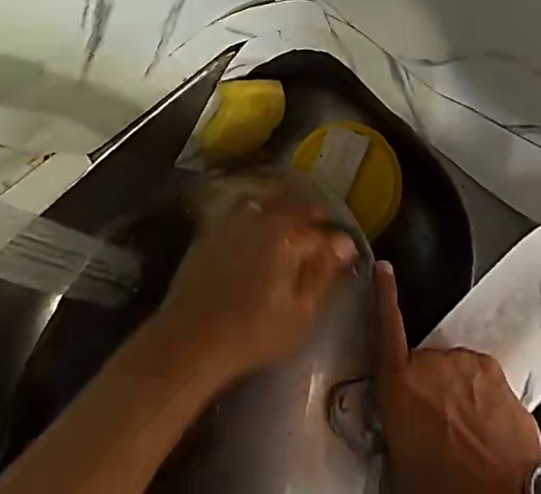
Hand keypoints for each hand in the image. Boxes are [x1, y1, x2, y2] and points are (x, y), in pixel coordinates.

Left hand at [148, 200, 358, 383]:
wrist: (194, 336)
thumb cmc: (255, 331)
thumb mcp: (301, 311)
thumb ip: (323, 272)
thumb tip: (344, 243)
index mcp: (287, 235)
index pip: (322, 232)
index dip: (338, 241)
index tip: (347, 250)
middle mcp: (261, 218)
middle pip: (295, 209)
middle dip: (314, 218)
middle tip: (326, 232)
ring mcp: (234, 220)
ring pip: (269, 204)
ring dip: (286, 209)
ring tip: (296, 225)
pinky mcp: (214, 229)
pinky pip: (244, 211)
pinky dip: (260, 213)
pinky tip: (262, 228)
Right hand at [375, 262, 540, 492]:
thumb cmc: (448, 481)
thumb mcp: (400, 459)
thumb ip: (391, 427)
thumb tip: (391, 432)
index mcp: (399, 382)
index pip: (385, 326)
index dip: (383, 294)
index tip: (383, 268)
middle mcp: (430, 364)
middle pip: (425, 365)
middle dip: (431, 387)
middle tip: (438, 424)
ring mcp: (465, 365)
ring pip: (456, 373)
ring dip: (459, 393)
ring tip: (467, 433)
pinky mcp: (494, 373)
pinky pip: (483, 382)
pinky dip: (485, 400)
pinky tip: (487, 429)